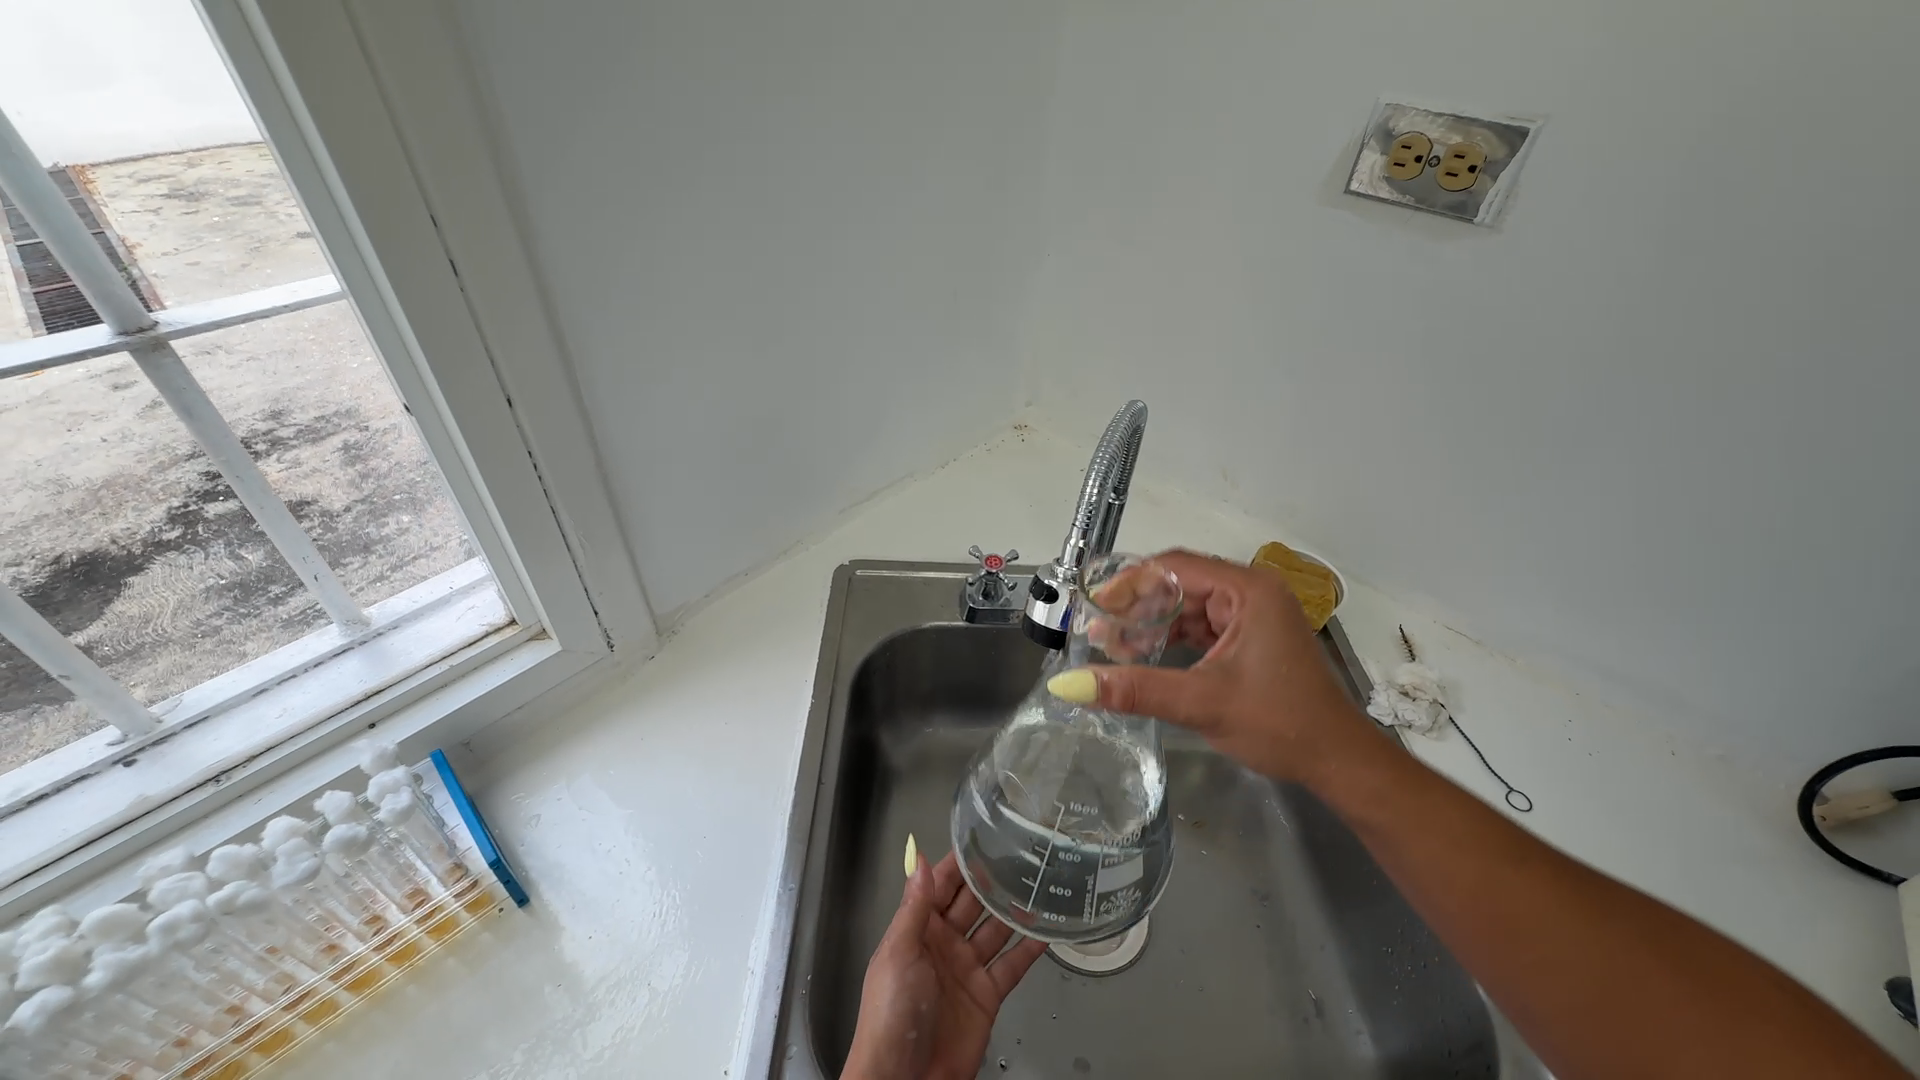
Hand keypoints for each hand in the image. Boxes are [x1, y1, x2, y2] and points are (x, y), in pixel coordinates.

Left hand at [843, 852, 1047, 1079]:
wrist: (905, 1078)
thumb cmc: (891, 1011)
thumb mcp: (898, 952)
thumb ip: (915, 907)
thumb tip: (921, 859)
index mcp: (918, 929)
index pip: (939, 885)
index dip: (959, 863)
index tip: (982, 836)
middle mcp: (944, 943)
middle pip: (971, 903)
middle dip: (991, 880)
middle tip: (1020, 853)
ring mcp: (967, 969)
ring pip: (995, 930)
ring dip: (1013, 909)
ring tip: (1040, 884)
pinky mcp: (987, 995)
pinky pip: (1012, 966)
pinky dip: (1029, 949)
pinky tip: (1047, 930)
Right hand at [1049, 549, 1372, 786]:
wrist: (1337, 759)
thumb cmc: (1279, 723)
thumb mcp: (1201, 703)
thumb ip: (1135, 689)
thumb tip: (1069, 685)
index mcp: (1248, 591)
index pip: (1174, 567)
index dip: (1128, 584)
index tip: (1094, 608)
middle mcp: (1251, 592)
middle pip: (1178, 584)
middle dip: (1136, 607)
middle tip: (1097, 632)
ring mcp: (1253, 615)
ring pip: (1187, 606)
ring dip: (1150, 625)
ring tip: (1112, 647)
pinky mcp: (1250, 638)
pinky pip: (1201, 626)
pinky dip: (1171, 639)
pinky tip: (1143, 657)